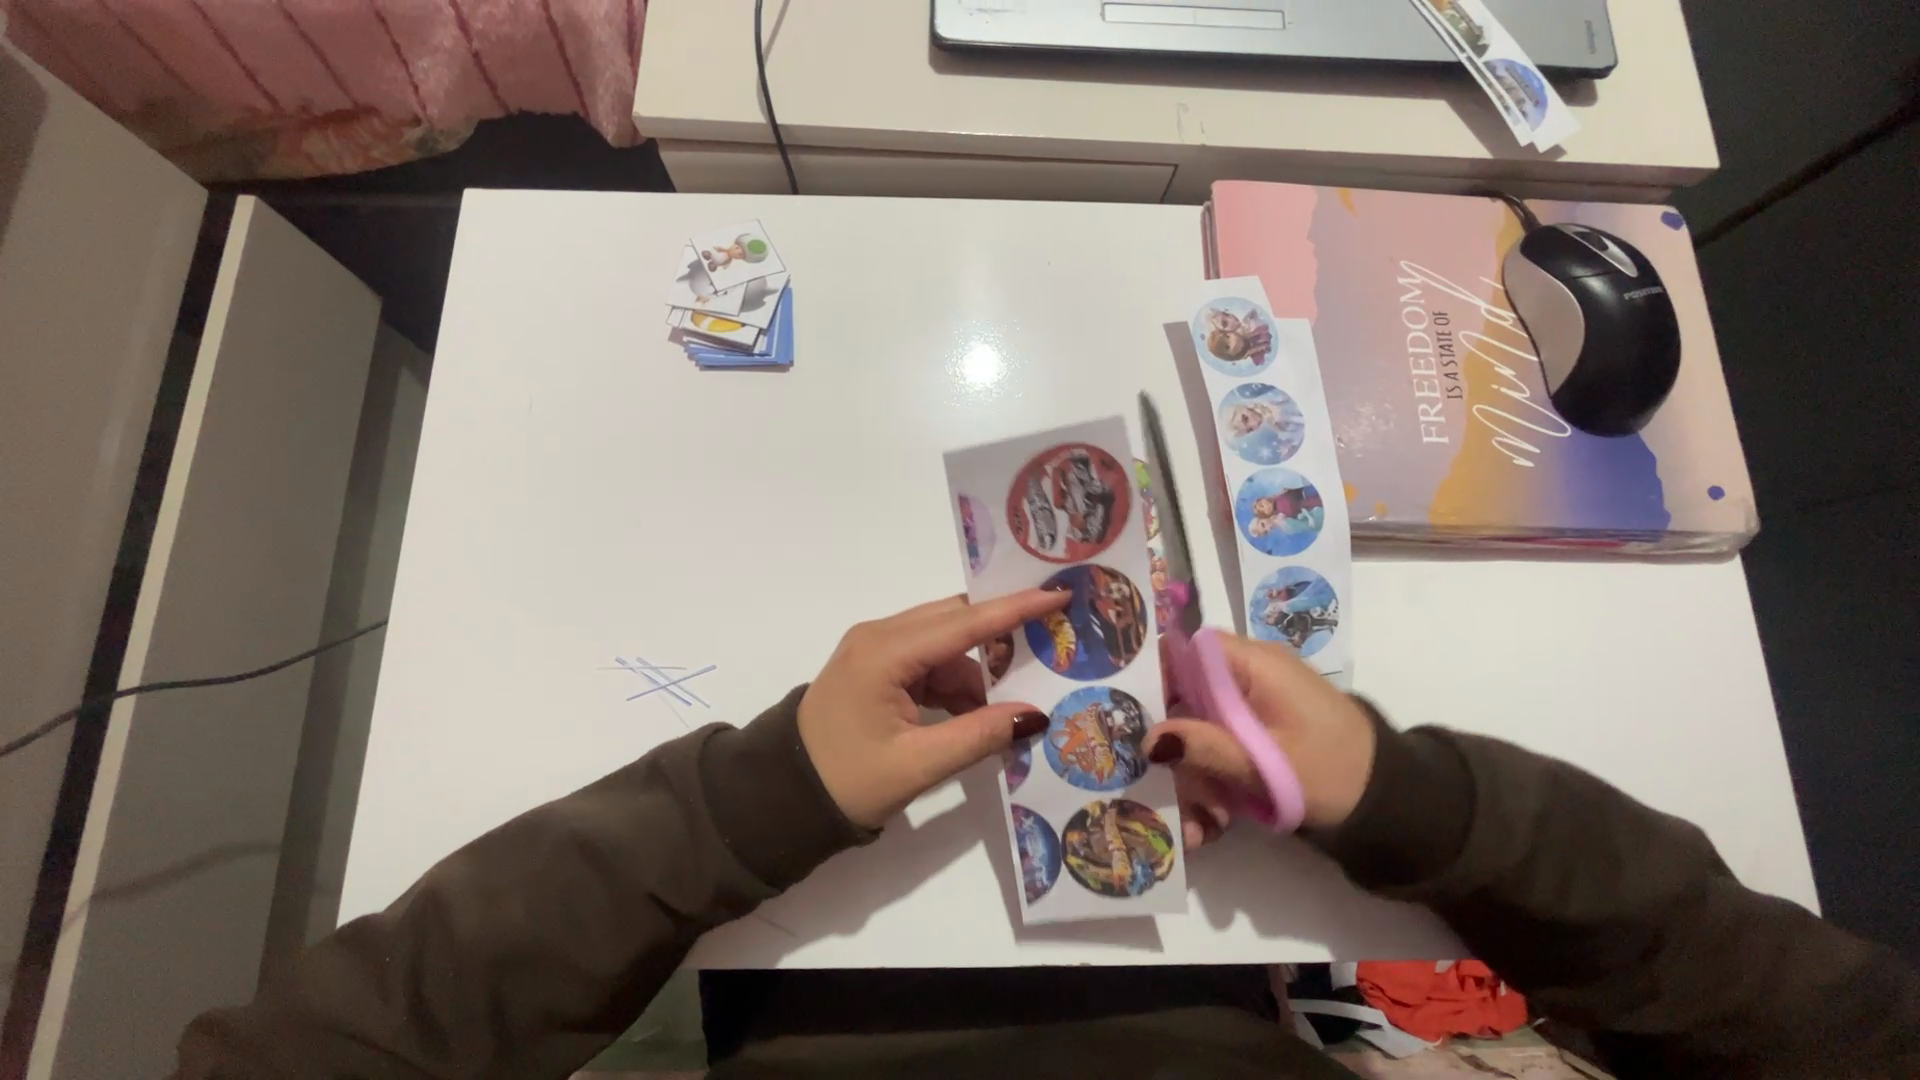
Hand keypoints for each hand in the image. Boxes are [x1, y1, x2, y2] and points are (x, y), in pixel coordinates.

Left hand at [799, 590, 1067, 828]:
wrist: (782, 796)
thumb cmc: (846, 781)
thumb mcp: (917, 765)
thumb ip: (979, 735)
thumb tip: (1036, 714)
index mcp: (885, 652)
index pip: (963, 623)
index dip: (1014, 609)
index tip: (1057, 594)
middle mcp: (880, 636)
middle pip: (955, 621)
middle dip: (1003, 631)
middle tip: (1053, 634)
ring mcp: (875, 650)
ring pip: (945, 644)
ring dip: (979, 670)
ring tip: (1020, 695)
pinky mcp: (876, 668)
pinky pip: (929, 663)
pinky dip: (956, 684)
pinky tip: (980, 712)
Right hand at [1147, 634, 1376, 846]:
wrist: (1393, 804)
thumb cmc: (1332, 772)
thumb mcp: (1264, 765)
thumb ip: (1206, 748)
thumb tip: (1149, 740)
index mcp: (1252, 664)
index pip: (1184, 649)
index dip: (1155, 679)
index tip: (1136, 722)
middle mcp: (1248, 675)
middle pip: (1186, 697)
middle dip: (1175, 749)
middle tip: (1174, 797)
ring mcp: (1253, 704)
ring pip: (1199, 729)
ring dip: (1193, 776)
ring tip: (1201, 827)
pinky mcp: (1258, 732)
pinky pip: (1220, 745)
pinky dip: (1213, 779)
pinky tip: (1213, 822)